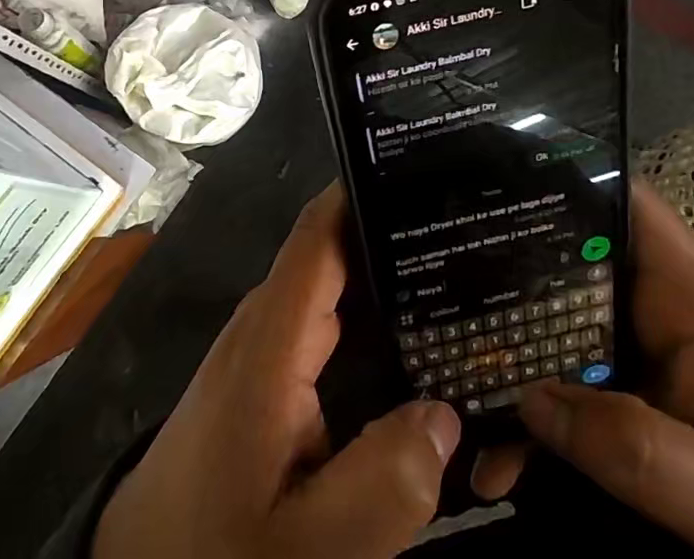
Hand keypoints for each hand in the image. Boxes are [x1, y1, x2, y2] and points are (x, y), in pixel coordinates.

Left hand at [92, 182, 459, 558]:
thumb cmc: (216, 550)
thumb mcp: (310, 545)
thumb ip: (384, 485)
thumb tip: (445, 416)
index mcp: (269, 343)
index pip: (319, 235)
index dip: (366, 192)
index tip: (428, 172)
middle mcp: (264, 329)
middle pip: (336, 256)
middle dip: (399, 239)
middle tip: (476, 236)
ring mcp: (262, 351)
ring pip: (335, 293)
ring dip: (391, 283)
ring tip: (467, 279)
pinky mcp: (265, 377)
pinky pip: (328, 328)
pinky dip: (373, 323)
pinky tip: (421, 342)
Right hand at [473, 182, 693, 558]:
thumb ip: (641, 450)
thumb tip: (529, 398)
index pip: (633, 212)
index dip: (570, 180)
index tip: (493, 177)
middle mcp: (662, 322)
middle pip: (572, 269)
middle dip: (504, 273)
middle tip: (433, 282)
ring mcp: (645, 369)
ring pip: (556, 338)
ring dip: (504, 362)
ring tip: (445, 383)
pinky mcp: (635, 413)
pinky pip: (565, 402)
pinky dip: (525, 427)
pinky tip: (491, 459)